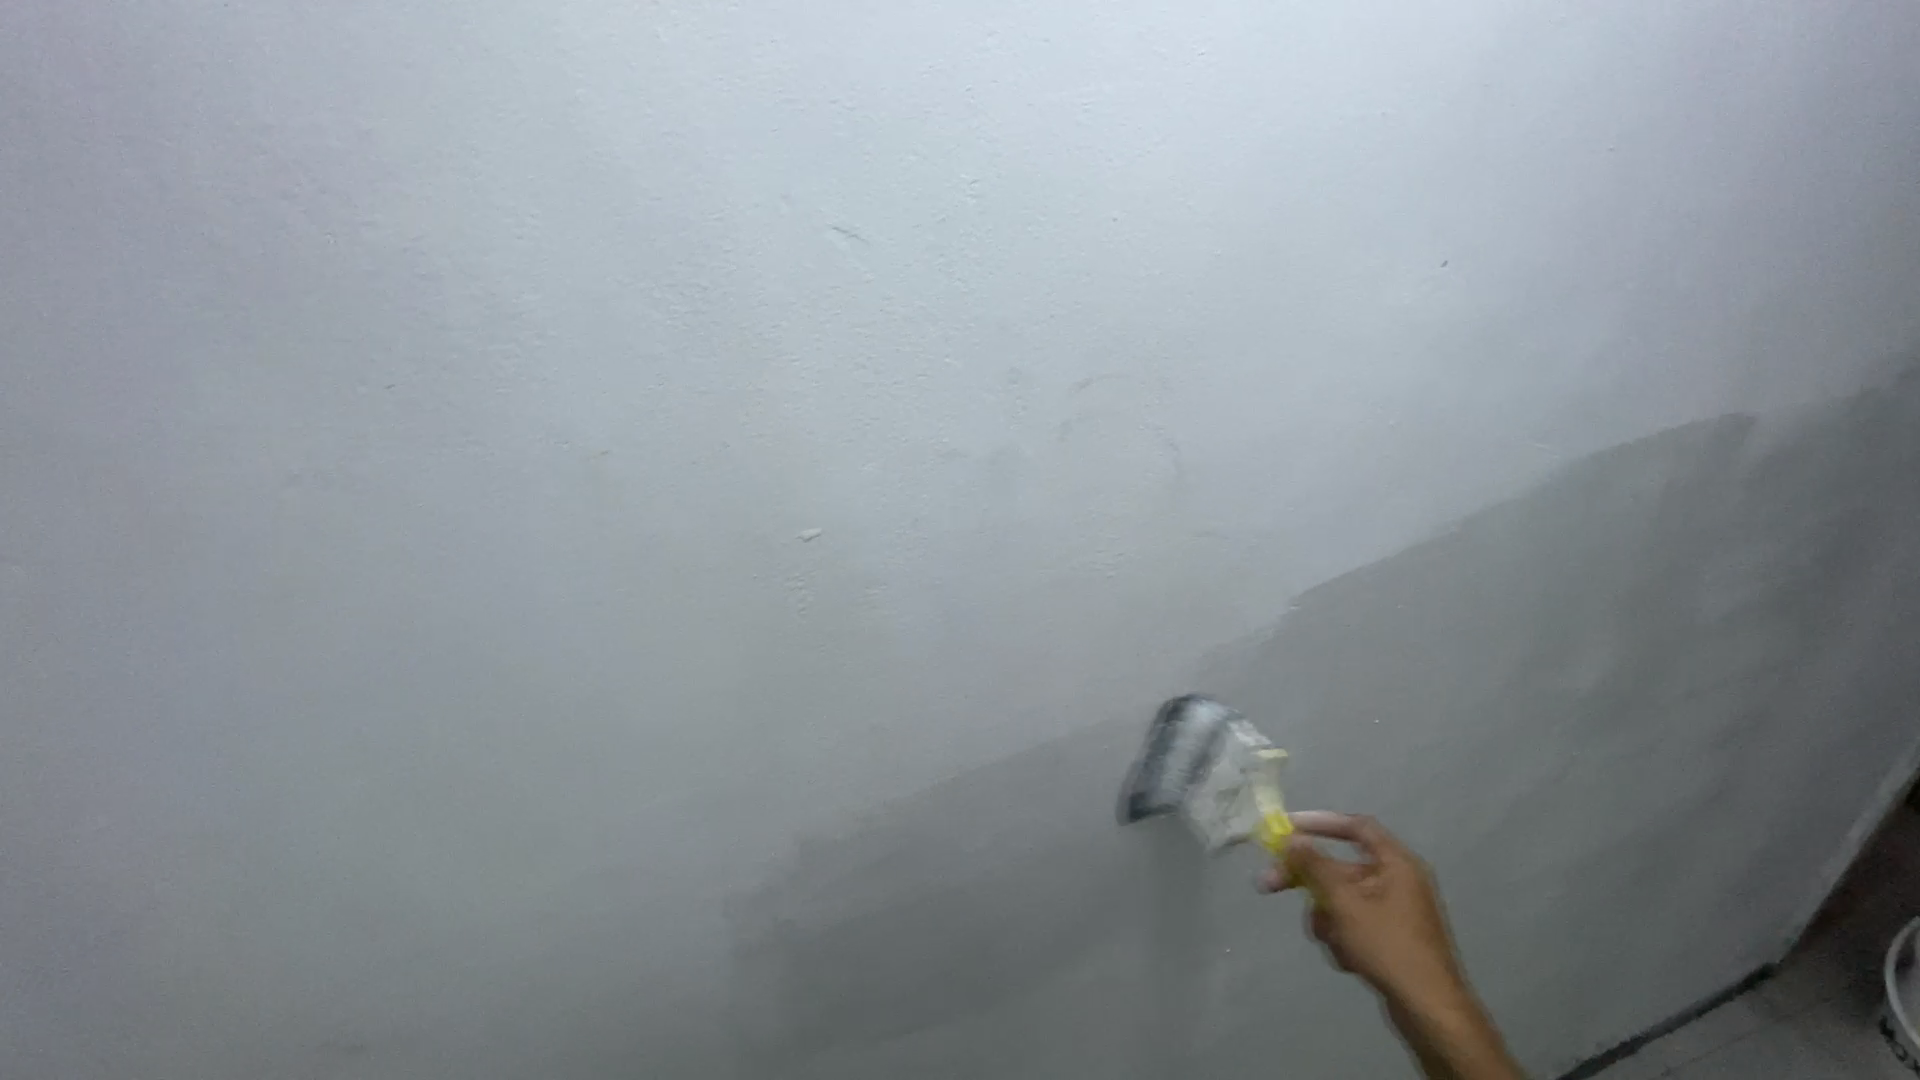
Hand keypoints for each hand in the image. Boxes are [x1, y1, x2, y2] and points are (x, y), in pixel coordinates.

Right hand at [1258, 812, 1464, 1009]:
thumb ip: (1314, 865)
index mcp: (1396, 863)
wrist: (1430, 1011)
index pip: (1355, 826)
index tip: (1286, 828)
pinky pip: (1353, 922)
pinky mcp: (1390, 937)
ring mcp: (1394, 910)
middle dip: (1307, 881)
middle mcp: (1397, 880)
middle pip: (1340, 867)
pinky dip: (1343, 936)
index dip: (1320, 822)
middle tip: (1269, 884)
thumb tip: (1291, 838)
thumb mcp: (1344, 902)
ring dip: (1327, 917)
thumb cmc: (1388, 946)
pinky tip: (1348, 959)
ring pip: (1341, 899)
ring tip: (1332, 941)